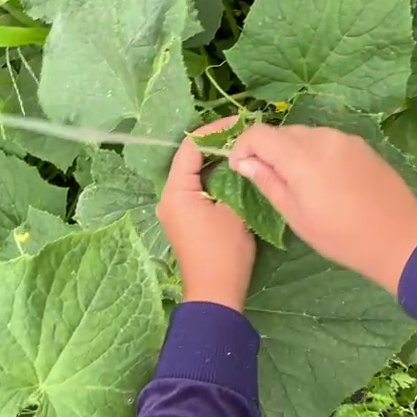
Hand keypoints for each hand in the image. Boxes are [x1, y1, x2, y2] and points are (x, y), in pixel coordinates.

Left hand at [158, 118, 255, 311]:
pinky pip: (198, 190)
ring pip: (196, 174)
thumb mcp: (234, 211)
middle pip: (191, 159)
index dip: (215, 130)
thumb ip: (235, 180)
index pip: (191, 146)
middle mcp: (169, 197)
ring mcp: (176, 210)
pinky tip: (237, 175)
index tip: (240, 122)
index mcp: (176, 191)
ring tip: (245, 150)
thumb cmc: (224, 253)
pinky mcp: (186, 220)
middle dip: (218, 145)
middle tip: (246, 134)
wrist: (215, 294)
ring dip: (218, 163)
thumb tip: (242, 157)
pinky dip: (215, 180)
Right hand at [229, 124, 416, 293]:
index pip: (258, 134)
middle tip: (272, 182)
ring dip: (294, 152)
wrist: (397, 237)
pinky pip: (328, 141)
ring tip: (302, 185)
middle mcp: (322, 137)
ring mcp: (345, 138)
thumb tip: (245, 162)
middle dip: (269, 151)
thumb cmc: (340, 235)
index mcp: (301, 155)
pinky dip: (316, 154)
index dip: (243, 148)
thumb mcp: (296, 215)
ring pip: (306, 135)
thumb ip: (269, 182)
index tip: (242, 170)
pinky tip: (327, 182)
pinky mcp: (362, 145)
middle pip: (283, 132)